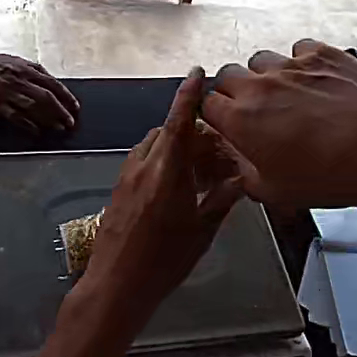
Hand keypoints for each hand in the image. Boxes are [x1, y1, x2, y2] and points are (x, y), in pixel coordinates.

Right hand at [0, 49, 79, 135]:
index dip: (66, 97)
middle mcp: (20, 80)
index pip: (53, 84)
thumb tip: (52, 83)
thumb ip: (35, 72)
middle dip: (61, 111)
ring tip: (59, 128)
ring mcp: (7, 92)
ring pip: (33, 107)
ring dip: (49, 118)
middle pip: (46, 97)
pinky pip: (14, 115)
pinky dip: (27, 124)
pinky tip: (36, 131)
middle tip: (71, 123)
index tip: (75, 107)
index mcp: (27, 69)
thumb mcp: (18, 62)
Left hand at [80, 68, 244, 319]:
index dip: (188, 95)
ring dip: (174, 148)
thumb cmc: (164, 259)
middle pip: (168, 133)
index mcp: (167, 170)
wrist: (117, 283)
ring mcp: (127, 177)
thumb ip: (221, 200)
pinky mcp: (118, 189)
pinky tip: (176, 189)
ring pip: (153, 147)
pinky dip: (161, 163)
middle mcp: (143, 165)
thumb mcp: (202, 230)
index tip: (196, 73)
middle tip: (215, 153)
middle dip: (191, 133)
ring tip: (198, 173)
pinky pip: (143, 163)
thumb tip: (240, 181)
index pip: (179, 121)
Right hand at [203, 39, 356, 209]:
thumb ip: (248, 178)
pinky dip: (300, 60)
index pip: (206, 105)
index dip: (214, 115)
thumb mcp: (278, 193)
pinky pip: (299, 48)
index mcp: (242, 120)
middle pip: (228, 75)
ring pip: (261, 59)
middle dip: (234, 91)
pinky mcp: (324, 55)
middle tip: (252, 110)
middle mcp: (261, 86)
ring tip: (283, 93)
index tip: (225, 124)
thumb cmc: (335, 174)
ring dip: (265, 74)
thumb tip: (244, 171)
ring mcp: (293, 66)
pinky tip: (313, 79)